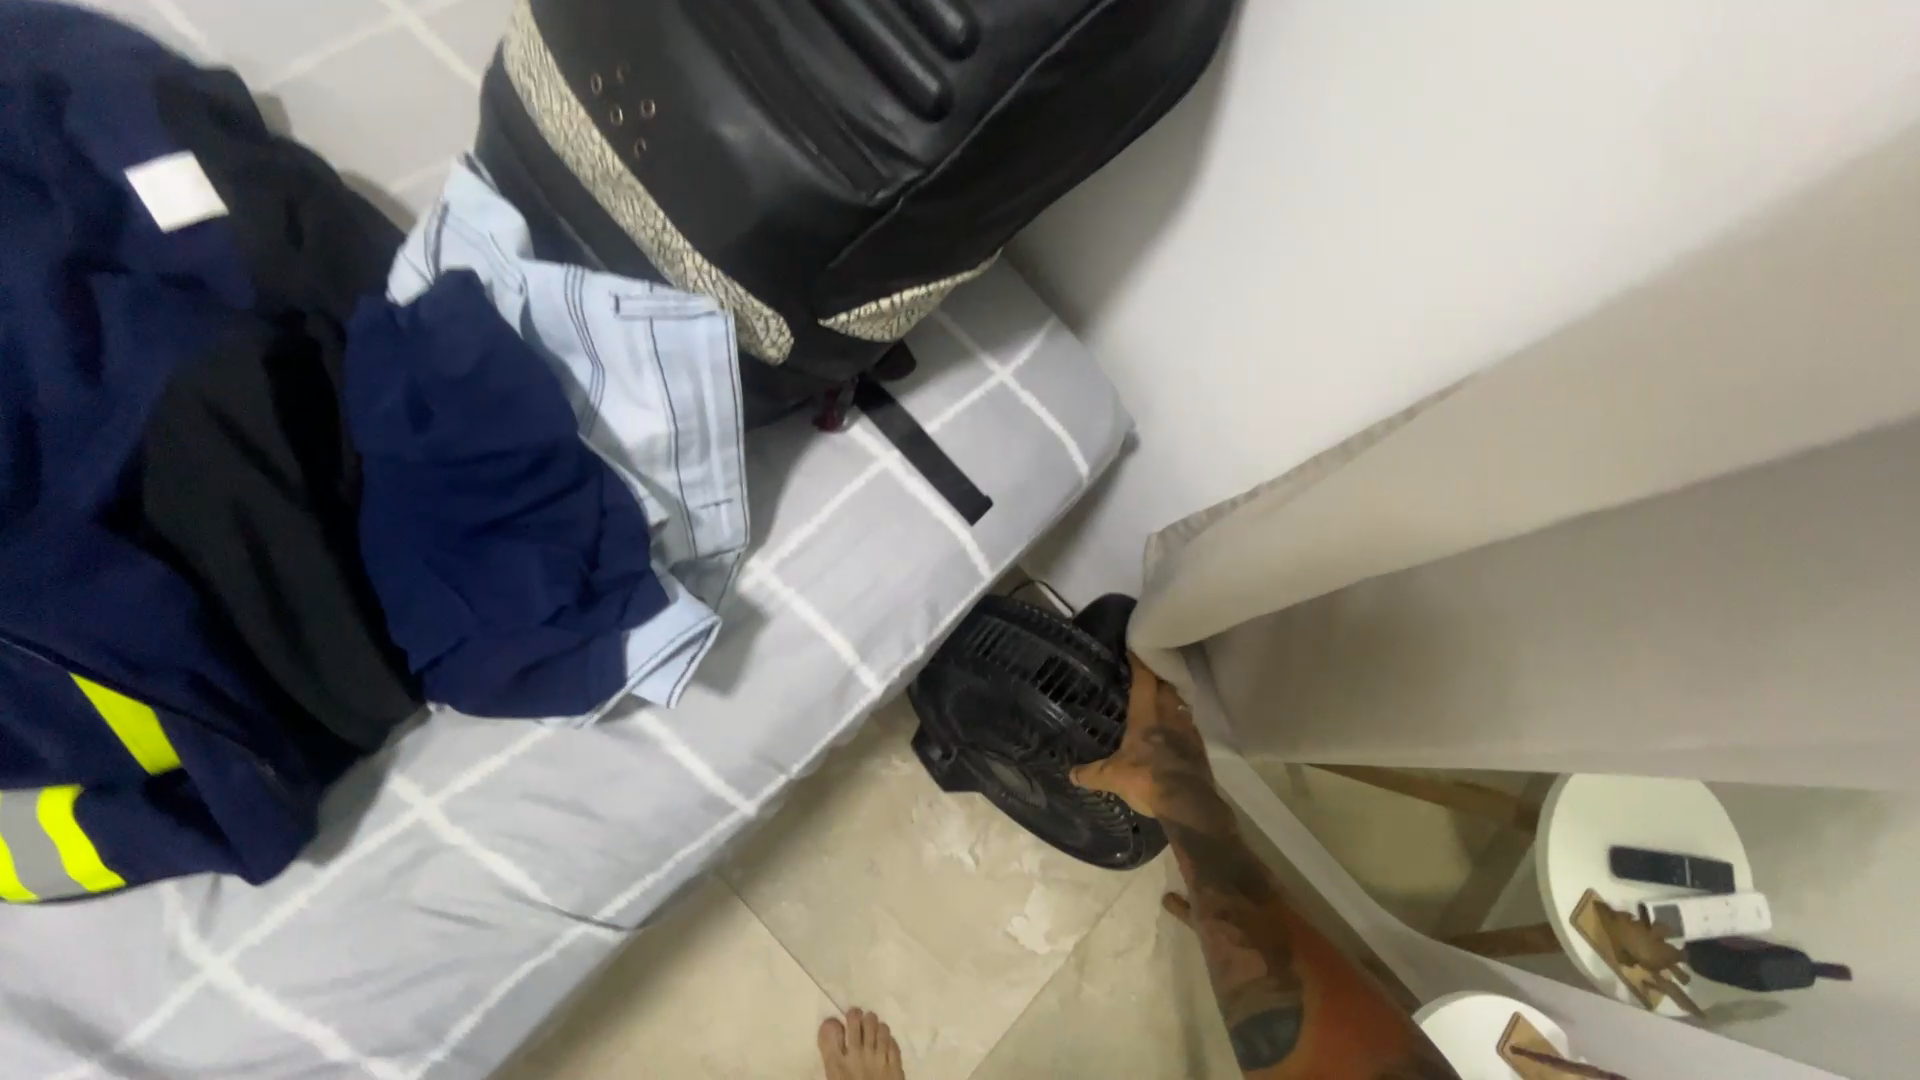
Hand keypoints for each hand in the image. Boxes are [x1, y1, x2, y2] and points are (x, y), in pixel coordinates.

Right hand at [1069, 654, 1213, 820]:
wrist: (1188, 803)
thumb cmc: (1146, 780)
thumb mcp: (1112, 777)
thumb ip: (1091, 773)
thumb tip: (1070, 774)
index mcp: (1145, 717)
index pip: (1143, 681)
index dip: (1139, 664)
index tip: (1134, 651)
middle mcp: (1168, 716)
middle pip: (1166, 687)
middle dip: (1157, 678)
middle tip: (1148, 674)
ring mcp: (1187, 730)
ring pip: (1180, 704)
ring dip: (1172, 698)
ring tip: (1162, 699)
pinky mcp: (1199, 747)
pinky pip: (1190, 725)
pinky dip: (1182, 721)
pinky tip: (1176, 729)